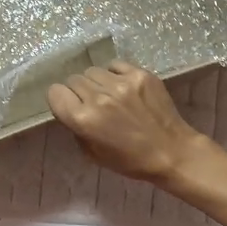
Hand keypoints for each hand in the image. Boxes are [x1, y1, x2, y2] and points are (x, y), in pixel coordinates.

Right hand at [47, 60, 207, 182]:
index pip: (55, 92)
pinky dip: (115, 74)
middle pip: (73, 79)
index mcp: (83, 119)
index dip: (61, 100)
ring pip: (93, 70)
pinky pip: (114, 65)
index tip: (70, 106)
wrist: (171, 151)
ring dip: (96, 82)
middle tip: (93, 104)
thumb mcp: (92, 153)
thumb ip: (75, 127)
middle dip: (78, 91)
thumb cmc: (130, 160)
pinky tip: (124, 88)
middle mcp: (99, 97)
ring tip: (110, 95)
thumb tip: (70, 107)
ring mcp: (121, 83)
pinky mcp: (140, 74)